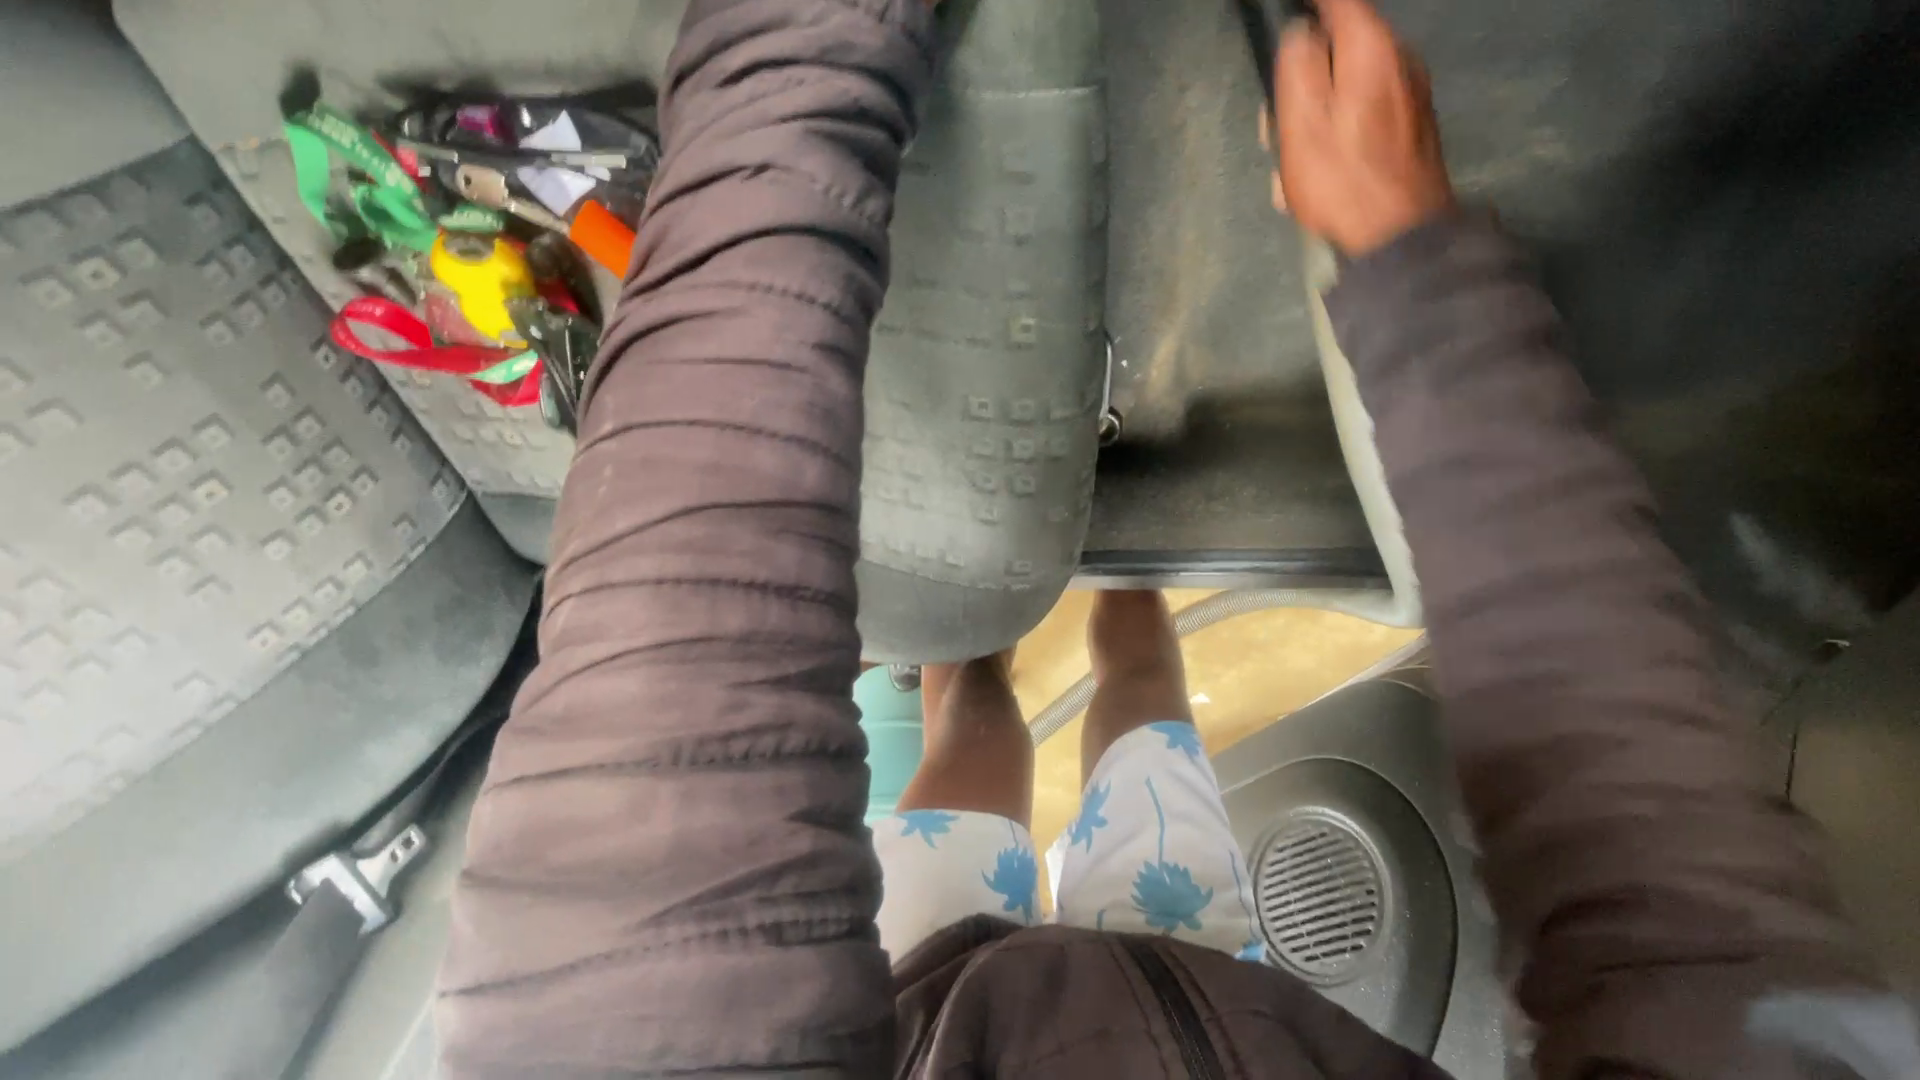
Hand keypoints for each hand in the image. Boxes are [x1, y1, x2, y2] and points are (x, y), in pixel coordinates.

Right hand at [1264, 0, 1453, 254]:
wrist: (1398, 234)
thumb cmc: (1341, 180)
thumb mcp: (1301, 124)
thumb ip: (1298, 67)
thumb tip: (1299, 33)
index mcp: (1370, 49)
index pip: (1337, 1)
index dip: (1306, 8)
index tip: (1283, 20)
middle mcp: (1401, 58)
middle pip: (1342, 49)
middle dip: (1305, 79)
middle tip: (1278, 127)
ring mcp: (1412, 93)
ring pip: (1351, 85)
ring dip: (1319, 114)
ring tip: (1297, 163)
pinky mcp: (1414, 126)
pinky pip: (1366, 113)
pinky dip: (1340, 132)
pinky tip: (1325, 172)